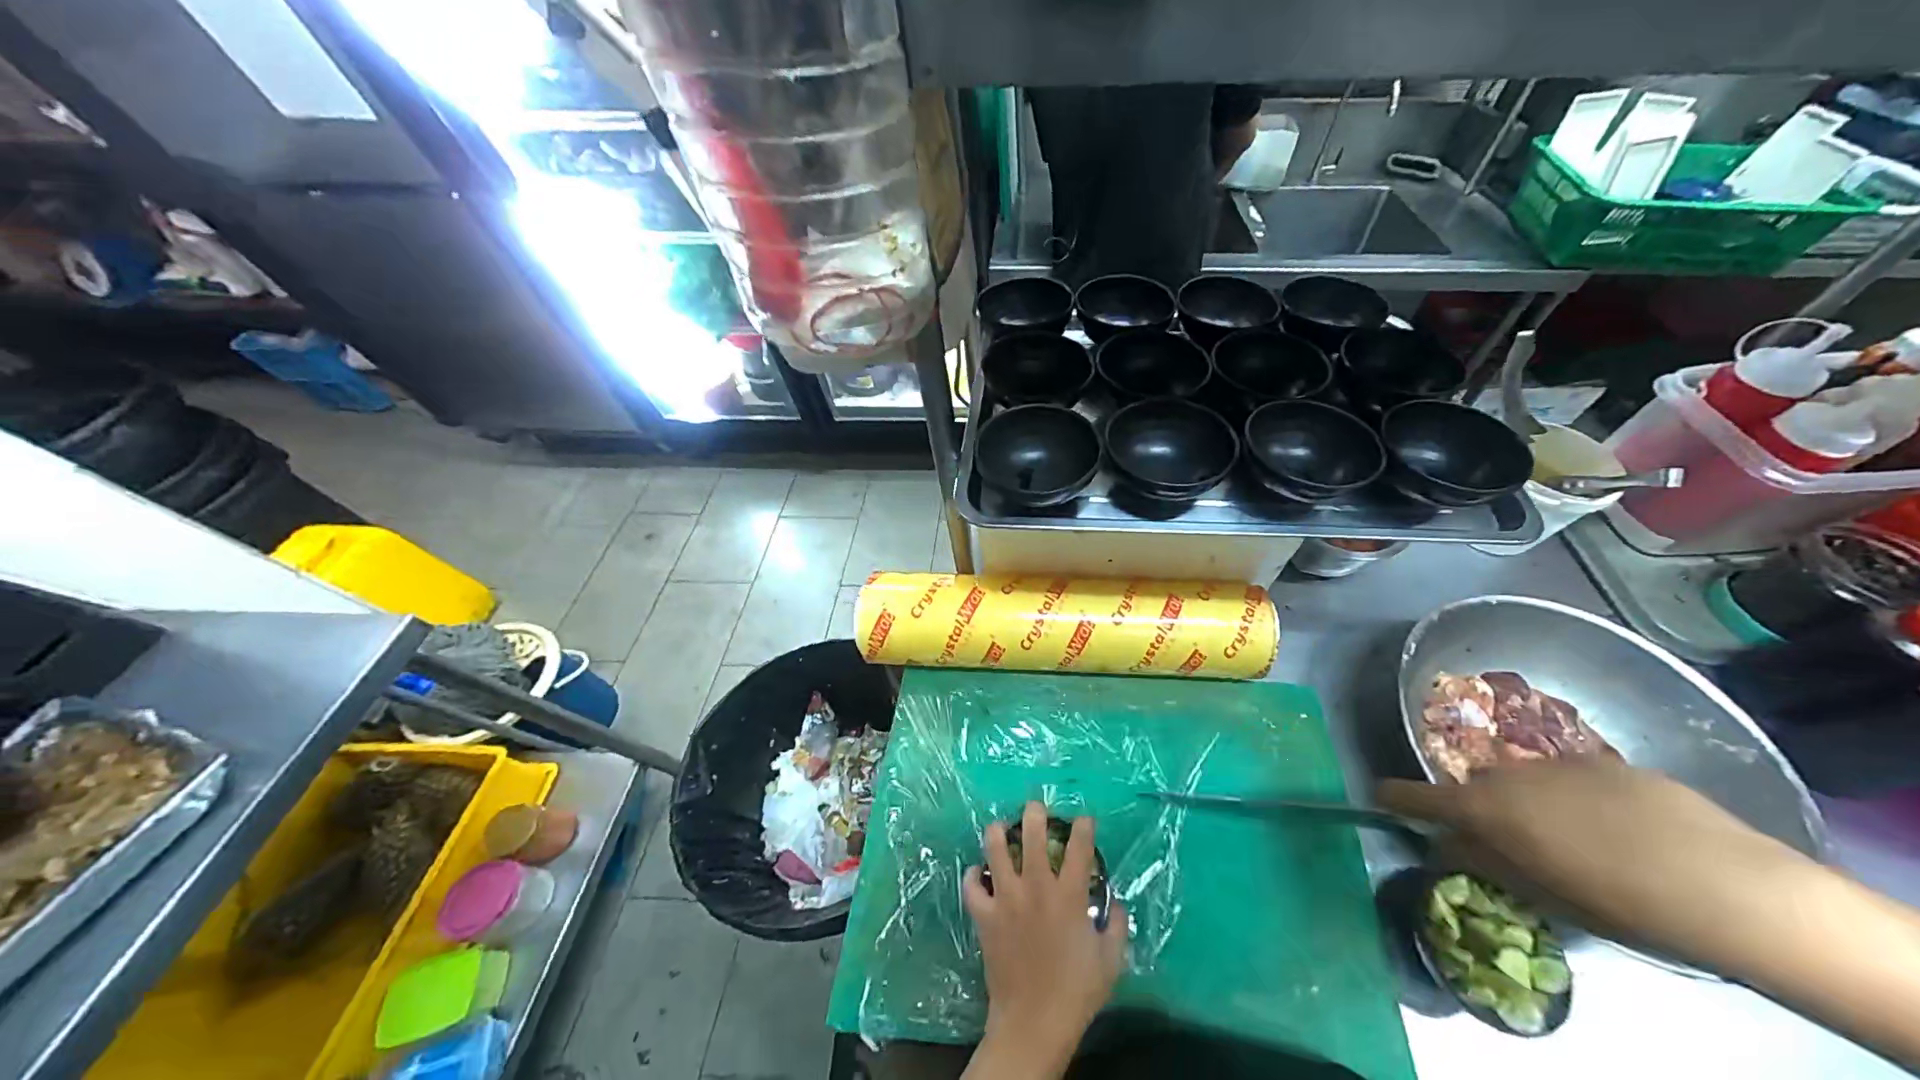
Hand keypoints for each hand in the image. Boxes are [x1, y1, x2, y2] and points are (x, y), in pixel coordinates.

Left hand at [961, 802, 1126, 1078]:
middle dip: (1034, 814)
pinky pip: (971, 885)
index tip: (1084, 819)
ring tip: (1001, 827)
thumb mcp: (1111, 959)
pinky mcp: (983, 916)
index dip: (1083, 827)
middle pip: (1031, 836)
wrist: (1034, 1021)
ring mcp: (1005, 900)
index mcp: (1069, 896)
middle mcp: (1035, 888)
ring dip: (997, 833)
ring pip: (994, 851)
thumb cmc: (1077, 991)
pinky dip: (973, 875)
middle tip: (1035, 807)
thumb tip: (1115, 902)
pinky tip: (977, 871)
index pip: (1079, 848)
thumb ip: (1117, 925)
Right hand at [1382, 757, 1919, 1067]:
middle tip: (1510, 840)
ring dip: (1533, 801)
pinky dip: (1580, 799)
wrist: (1730, 886)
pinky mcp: (1612, 764)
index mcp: (1487, 808)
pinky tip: (1620, 830)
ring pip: (1528, 779)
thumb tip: (1448, 844)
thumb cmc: (1619, 901)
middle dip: (1483, 807)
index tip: (1378, 795)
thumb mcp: (1540, 892)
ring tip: (1574, 838)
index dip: (1395, 797)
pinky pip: (1576, 779)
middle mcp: (1512, 773)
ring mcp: (1563, 763)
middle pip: (1480, 785)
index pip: (1418, 795)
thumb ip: (1483, 861)